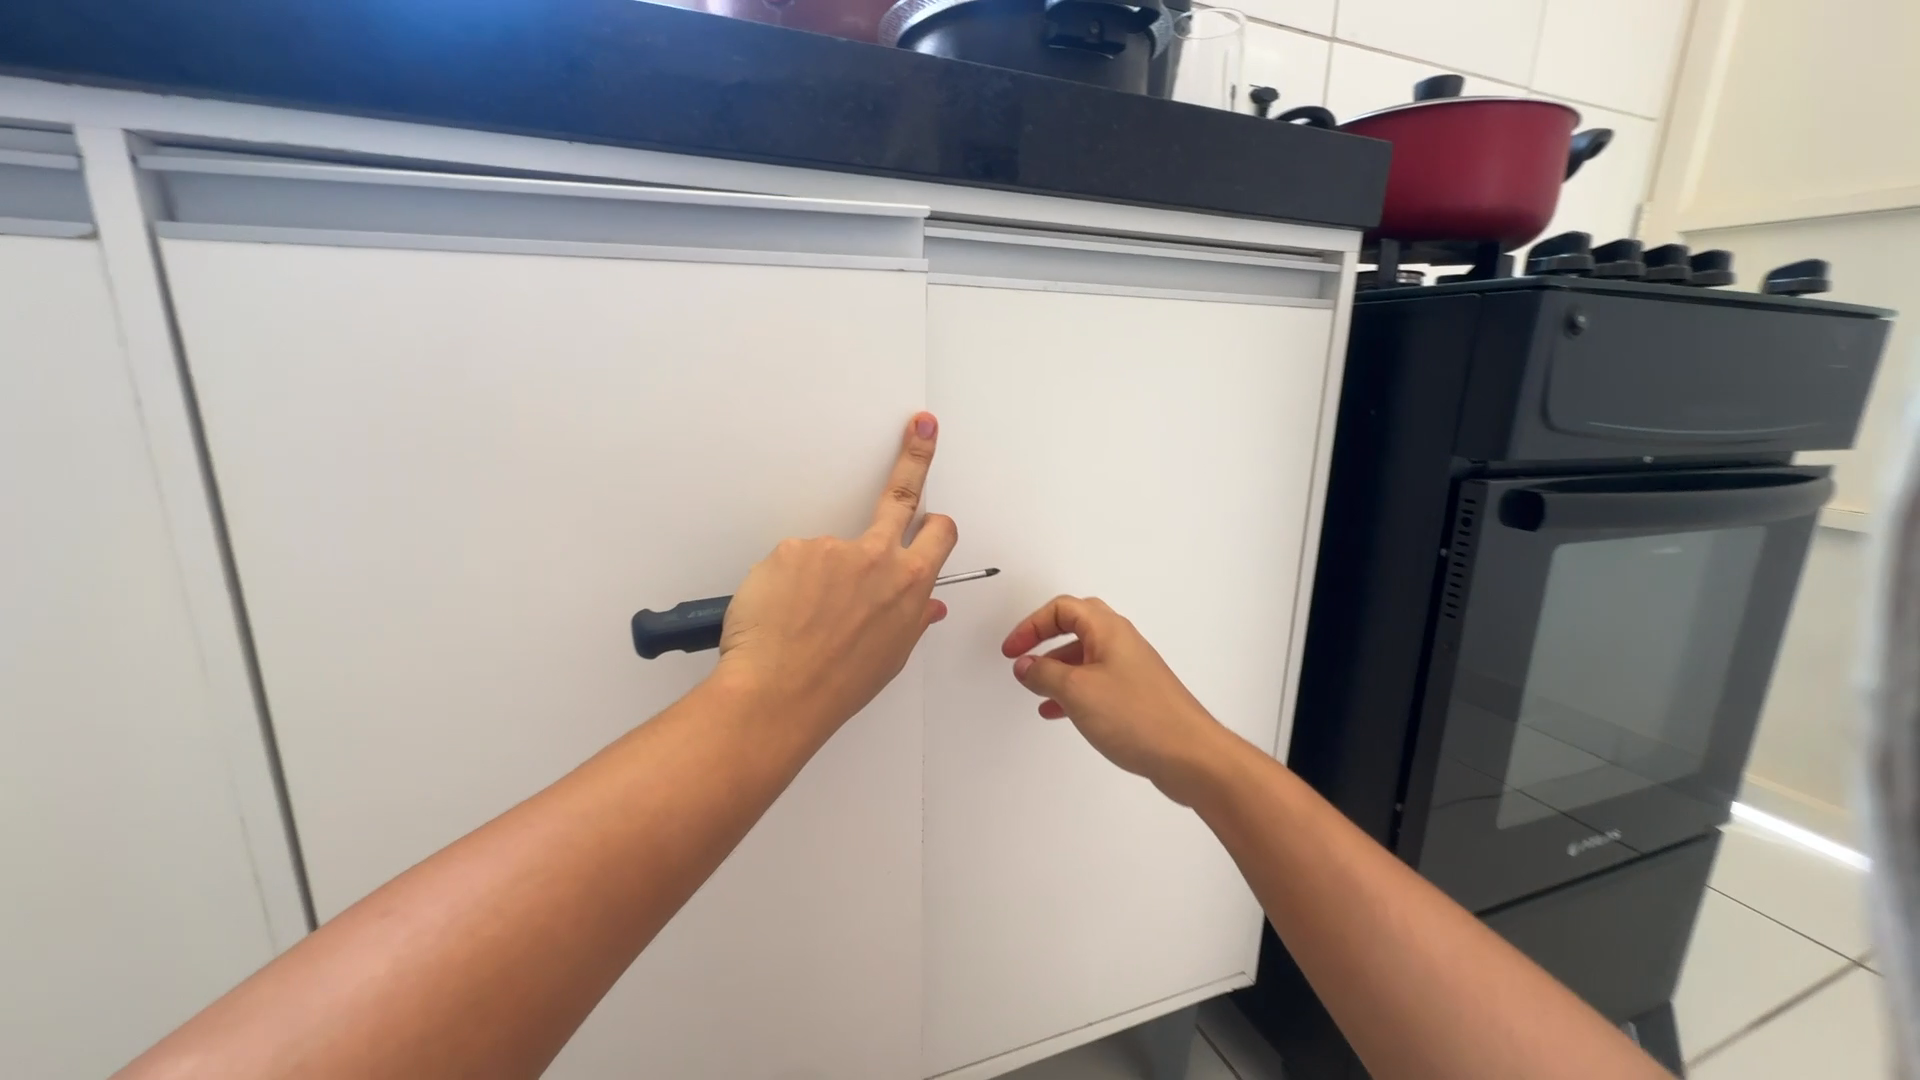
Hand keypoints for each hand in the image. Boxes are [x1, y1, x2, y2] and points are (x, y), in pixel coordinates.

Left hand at [715, 412, 957, 741]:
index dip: (935, 524)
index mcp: (910, 584)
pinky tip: (778, 612)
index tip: (936, 509)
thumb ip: (911, 619)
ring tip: (797, 617)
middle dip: (917, 456)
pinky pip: (791, 560)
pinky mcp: (792, 548)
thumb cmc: (835, 685)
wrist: (779, 695)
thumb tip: (927, 606)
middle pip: (902, 494)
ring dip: (815, 575)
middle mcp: (877, 558)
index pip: (937, 534)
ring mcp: (834, 549)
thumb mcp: (890, 655)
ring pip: (826, 552)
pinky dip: (784, 581)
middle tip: (921, 428)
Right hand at [1002, 596, 1234, 804]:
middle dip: (1044, 639)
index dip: (1032, 624)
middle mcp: (1122, 643)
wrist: (1189, 755)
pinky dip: (1073, 692)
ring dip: (1056, 669)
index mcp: (1109, 630)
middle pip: (1076, 626)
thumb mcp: (1077, 692)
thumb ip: (1045, 675)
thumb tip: (1026, 666)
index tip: (1014, 648)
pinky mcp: (1136, 696)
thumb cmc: (1140, 717)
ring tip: (1036, 688)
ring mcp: (1131, 670)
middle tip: (1023, 655)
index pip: (1063, 609)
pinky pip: (1096, 683)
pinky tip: (1059, 712)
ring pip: (1084, 658)